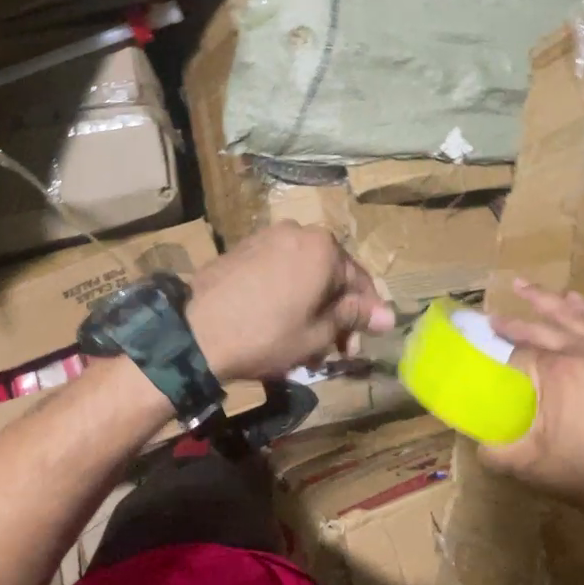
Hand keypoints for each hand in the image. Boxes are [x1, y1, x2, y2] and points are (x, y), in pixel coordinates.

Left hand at [185, 221, 395, 380]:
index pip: (360, 282)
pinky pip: (279, 271)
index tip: (363, 344)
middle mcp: (298, 232)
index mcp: (324, 248)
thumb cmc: (266, 335)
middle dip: (336, 314)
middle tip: (334, 352)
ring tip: (305, 346)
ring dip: (312, 307)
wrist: (194, 332)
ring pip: (304, 274)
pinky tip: (282, 325)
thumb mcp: (318, 333)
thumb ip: (353, 317)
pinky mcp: (243, 249)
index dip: (367, 316)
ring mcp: (267, 237)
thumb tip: (388, 315)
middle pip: (331, 276)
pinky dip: (288, 295)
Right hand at [484, 280, 583, 523]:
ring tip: (529, 289)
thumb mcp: (533, 468)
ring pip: (576, 318)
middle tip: (492, 315)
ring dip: (550, 301)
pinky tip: (581, 307)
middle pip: (542, 327)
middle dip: (514, 321)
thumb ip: (498, 454)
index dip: (497, 354)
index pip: (518, 354)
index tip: (481, 352)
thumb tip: (479, 447)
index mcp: (557, 371)